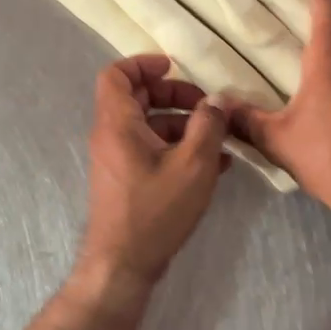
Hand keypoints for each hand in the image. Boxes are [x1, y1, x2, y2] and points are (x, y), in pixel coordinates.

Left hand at [77, 55, 232, 291]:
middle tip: (206, 106)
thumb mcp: (193, 165)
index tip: (175, 68)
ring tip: (219, 139)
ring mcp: (117, 161)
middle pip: (136, 98)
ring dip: (182, 125)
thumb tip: (218, 100)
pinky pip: (150, 151)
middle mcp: (111, 137)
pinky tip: (214, 164)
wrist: (123, 265)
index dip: (144, 64)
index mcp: (117, 124)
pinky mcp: (126, 181)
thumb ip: (208, 126)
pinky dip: (177, 148)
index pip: (116, 75)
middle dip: (174, 95)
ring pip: (148, 127)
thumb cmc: (155, 211)